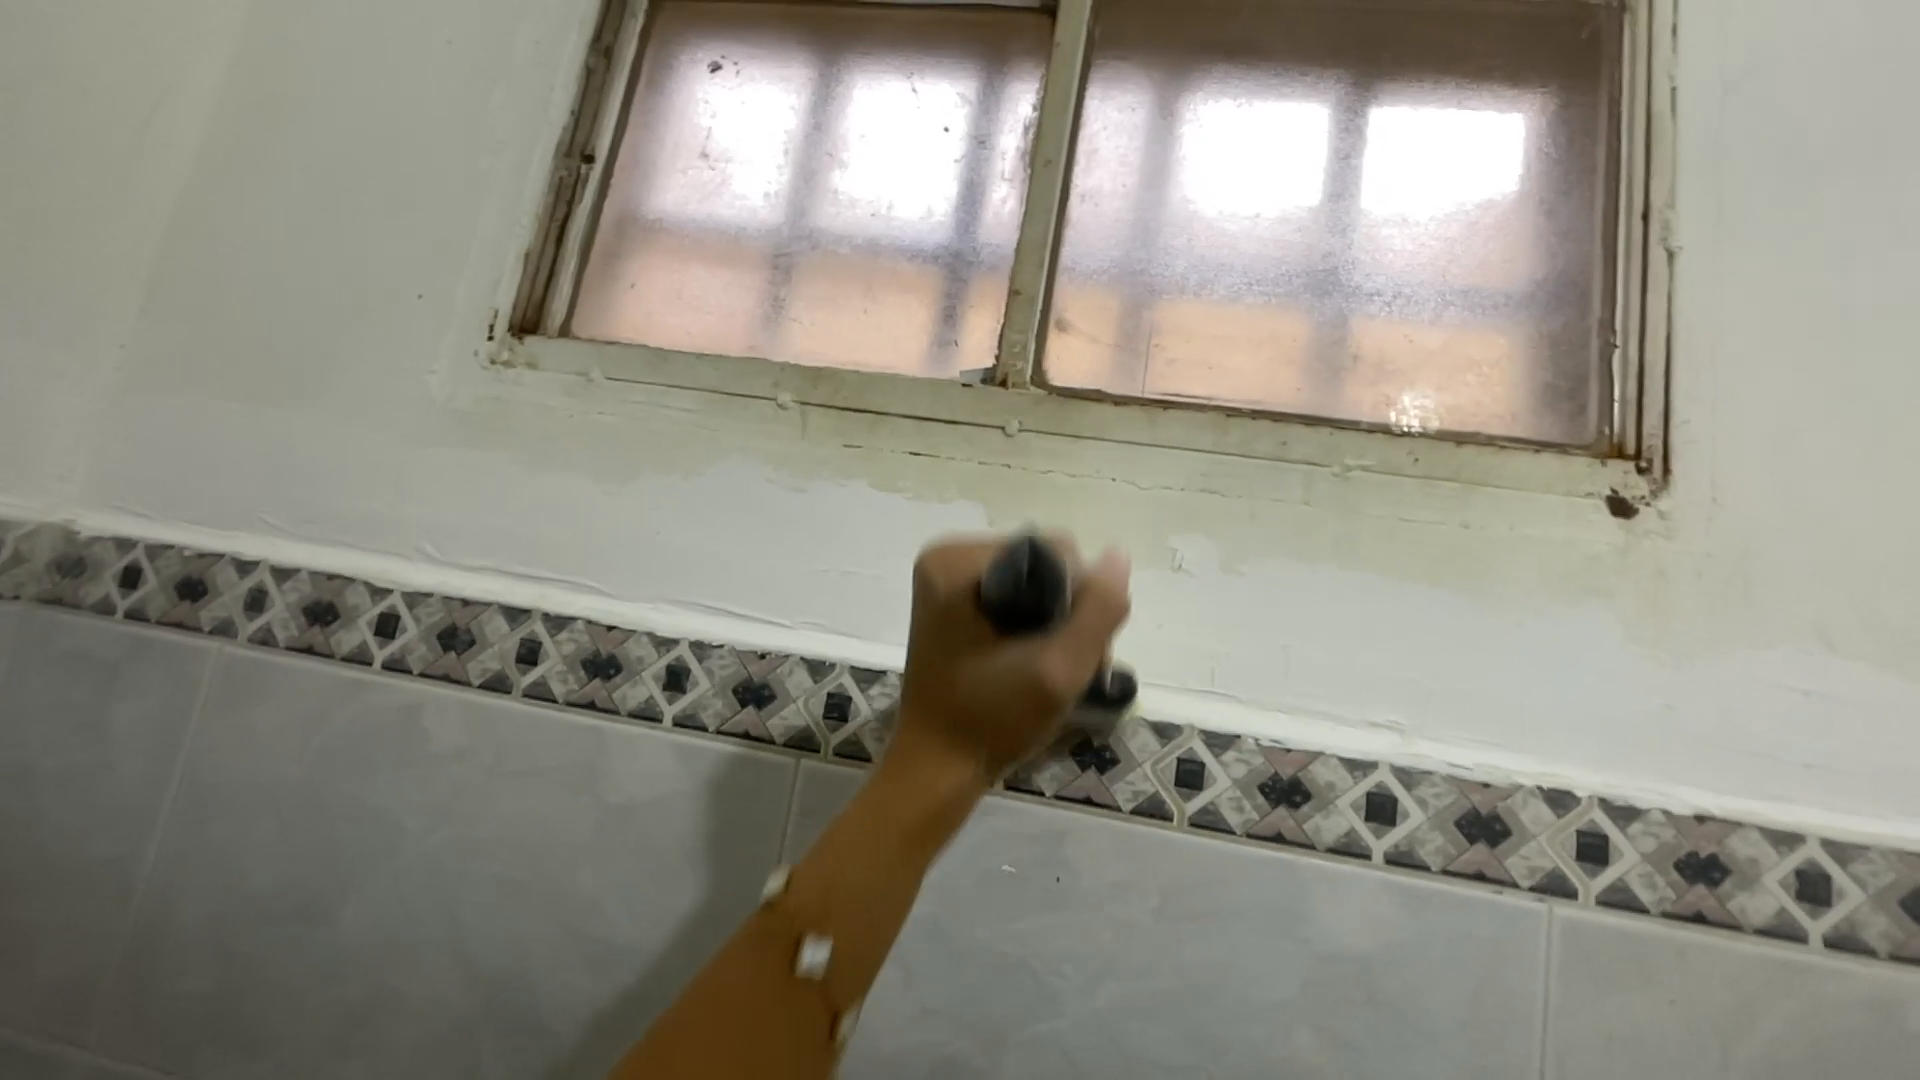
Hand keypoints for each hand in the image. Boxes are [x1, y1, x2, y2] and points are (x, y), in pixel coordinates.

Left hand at [891, 533, 1131, 783]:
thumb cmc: (992, 720)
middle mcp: (946, 558)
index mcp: (956, 561)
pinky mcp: (952, 604)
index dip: (1078, 598)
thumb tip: (1118, 555)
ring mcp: (947, 581)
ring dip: (1055, 622)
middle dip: (1066, 611)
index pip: (1053, 551)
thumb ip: (1098, 611)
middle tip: (1062, 667)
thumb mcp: (1057, 670)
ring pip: (1034, 582)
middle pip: (1043, 564)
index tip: (1067, 651)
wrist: (938, 768)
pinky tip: (1032, 663)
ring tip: (1048, 671)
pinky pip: (1014, 597)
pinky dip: (1034, 626)